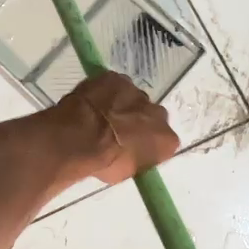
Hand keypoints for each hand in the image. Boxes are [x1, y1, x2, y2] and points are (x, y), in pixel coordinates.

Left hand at [54, 72, 179, 184]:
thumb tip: (134, 151)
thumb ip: (139, 156)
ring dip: (121, 103)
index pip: (163, 140)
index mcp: (166, 139)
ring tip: (102, 113)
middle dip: (138, 120)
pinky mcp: (114, 77)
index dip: (147, 142)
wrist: (82, 135)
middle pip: (151, 115)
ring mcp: (136, 91)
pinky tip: (94, 99)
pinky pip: (113, 84)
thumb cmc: (107, 160)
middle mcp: (158, 113)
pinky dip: (105, 90)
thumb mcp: (128, 170)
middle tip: (118, 129)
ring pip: (132, 97)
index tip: (133, 146)